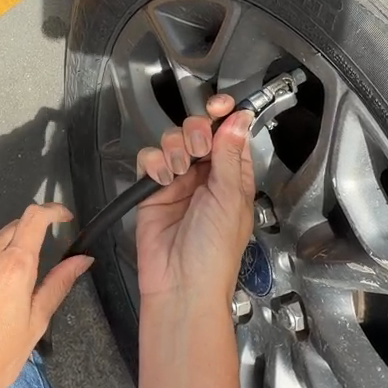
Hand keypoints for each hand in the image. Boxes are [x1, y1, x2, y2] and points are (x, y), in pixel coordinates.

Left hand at [0, 203, 91, 387]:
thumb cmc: (0, 358)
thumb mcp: (36, 322)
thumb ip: (59, 283)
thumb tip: (83, 258)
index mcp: (13, 267)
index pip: (34, 218)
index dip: (52, 211)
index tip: (63, 218)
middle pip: (11, 230)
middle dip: (26, 239)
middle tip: (32, 268)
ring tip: (0, 294)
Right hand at [135, 94, 255, 305]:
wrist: (181, 282)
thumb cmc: (215, 250)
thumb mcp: (229, 198)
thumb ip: (228, 155)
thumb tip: (238, 118)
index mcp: (233, 176)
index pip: (230, 134)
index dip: (224, 116)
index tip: (219, 106)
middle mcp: (206, 175)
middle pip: (198, 131)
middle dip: (196, 131)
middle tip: (198, 147)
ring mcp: (178, 181)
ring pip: (172, 141)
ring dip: (174, 148)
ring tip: (178, 170)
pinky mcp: (152, 189)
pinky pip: (149, 159)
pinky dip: (154, 162)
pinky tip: (161, 179)